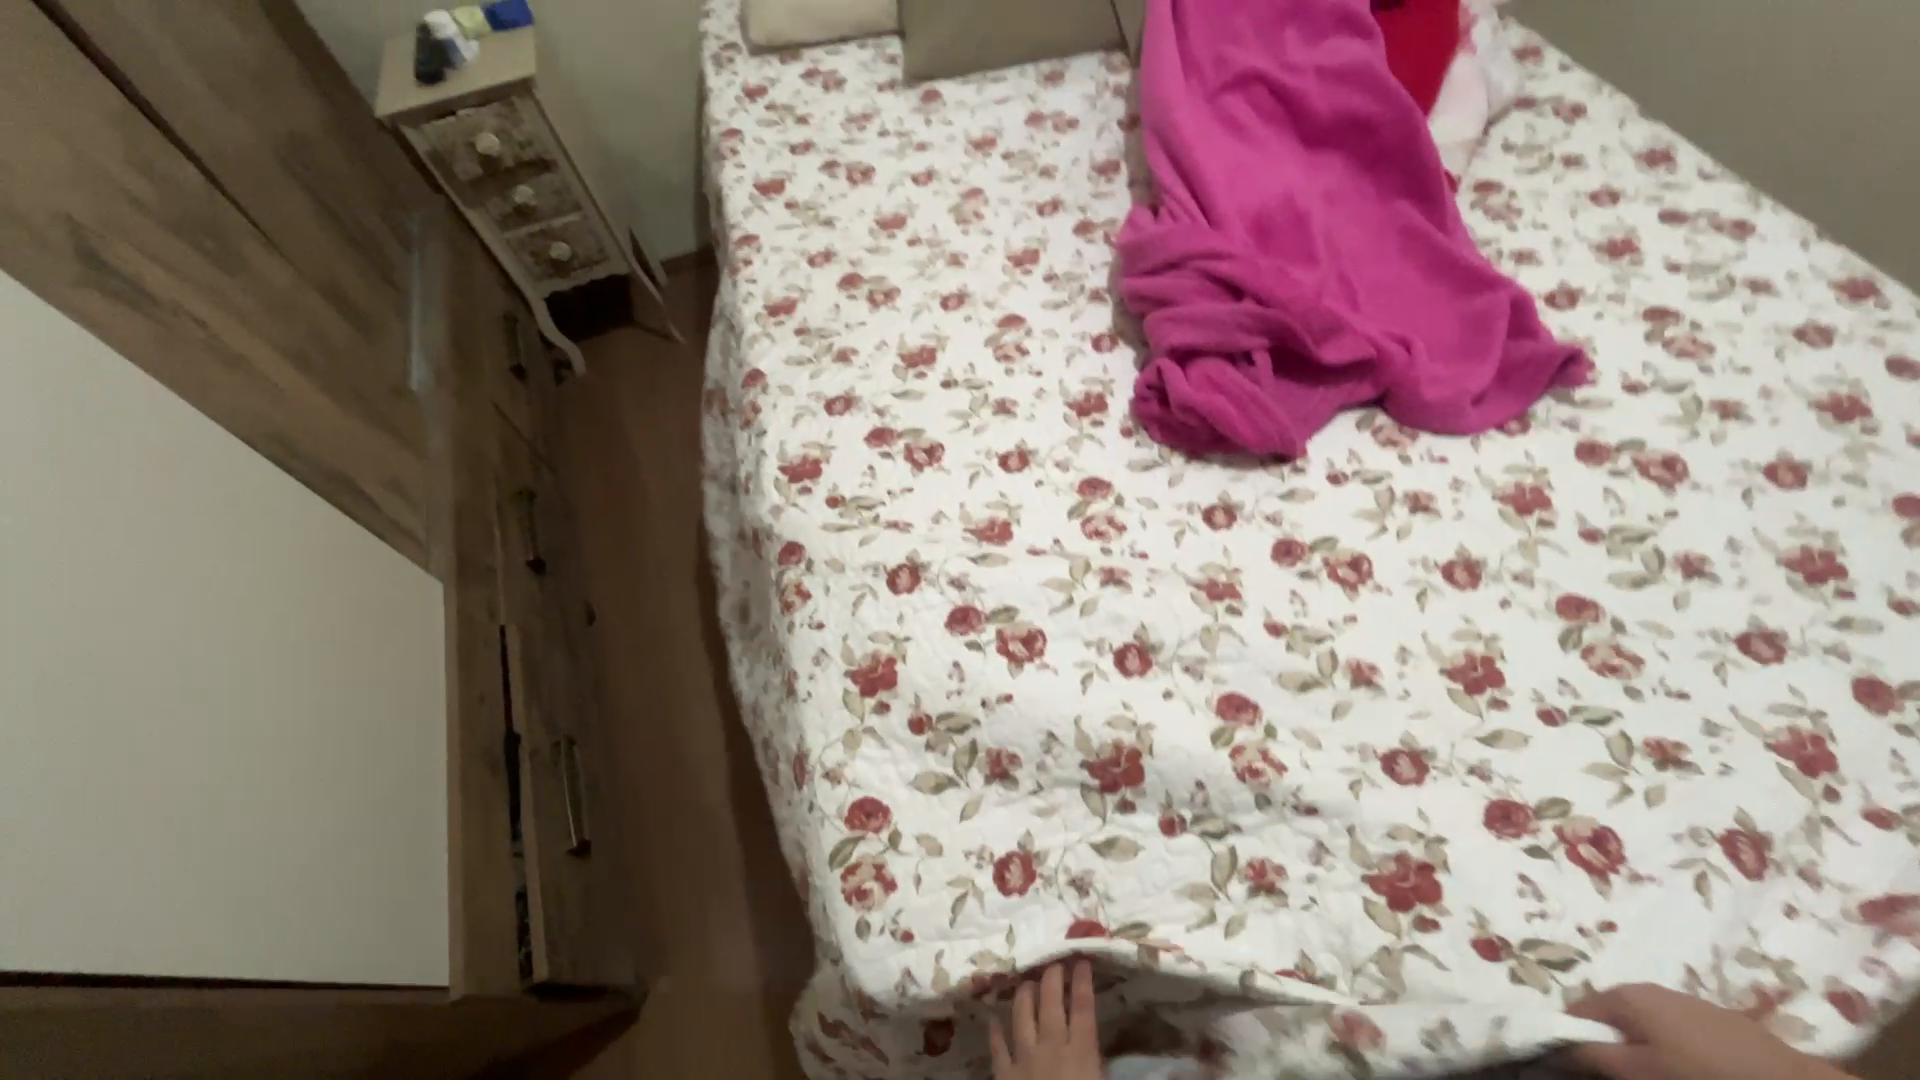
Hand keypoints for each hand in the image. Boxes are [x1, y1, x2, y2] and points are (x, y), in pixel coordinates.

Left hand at [990, 961, 1102, 1079]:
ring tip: (1026, 981)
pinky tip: (993, 1018)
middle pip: (1050, 1003)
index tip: (1081, 961)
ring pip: (1022, 1016)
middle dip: (1052, 978)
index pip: (1083, 1009)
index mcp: (1081, 1052)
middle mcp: (1051, 1047)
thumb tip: (1091, 1041)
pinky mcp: (1004, 1073)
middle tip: (1053, 963)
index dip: (1082, 982)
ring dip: (1024, 995)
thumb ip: (1095, 1060)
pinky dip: (995, 1031)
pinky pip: (998, 1047)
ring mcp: (1024, 1058)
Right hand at [1563, 983, 1851, 1079]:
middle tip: (1615, 1075)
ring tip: (1651, 1074)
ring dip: (1638, 1048)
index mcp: (1625, 994)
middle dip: (1605, 1044)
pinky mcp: (1719, 1022)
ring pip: (1644, 1025)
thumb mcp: (1639, 1071)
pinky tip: (1687, 1071)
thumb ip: (1590, 1057)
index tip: (1571, 1066)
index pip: (1573, 1011)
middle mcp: (1649, 988)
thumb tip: (1546, 1048)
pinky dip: (1669, 1049)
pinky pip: (1675, 1032)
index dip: (1567, 1038)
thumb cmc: (1704, 1075)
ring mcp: (1688, 1003)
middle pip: (1609, 1017)